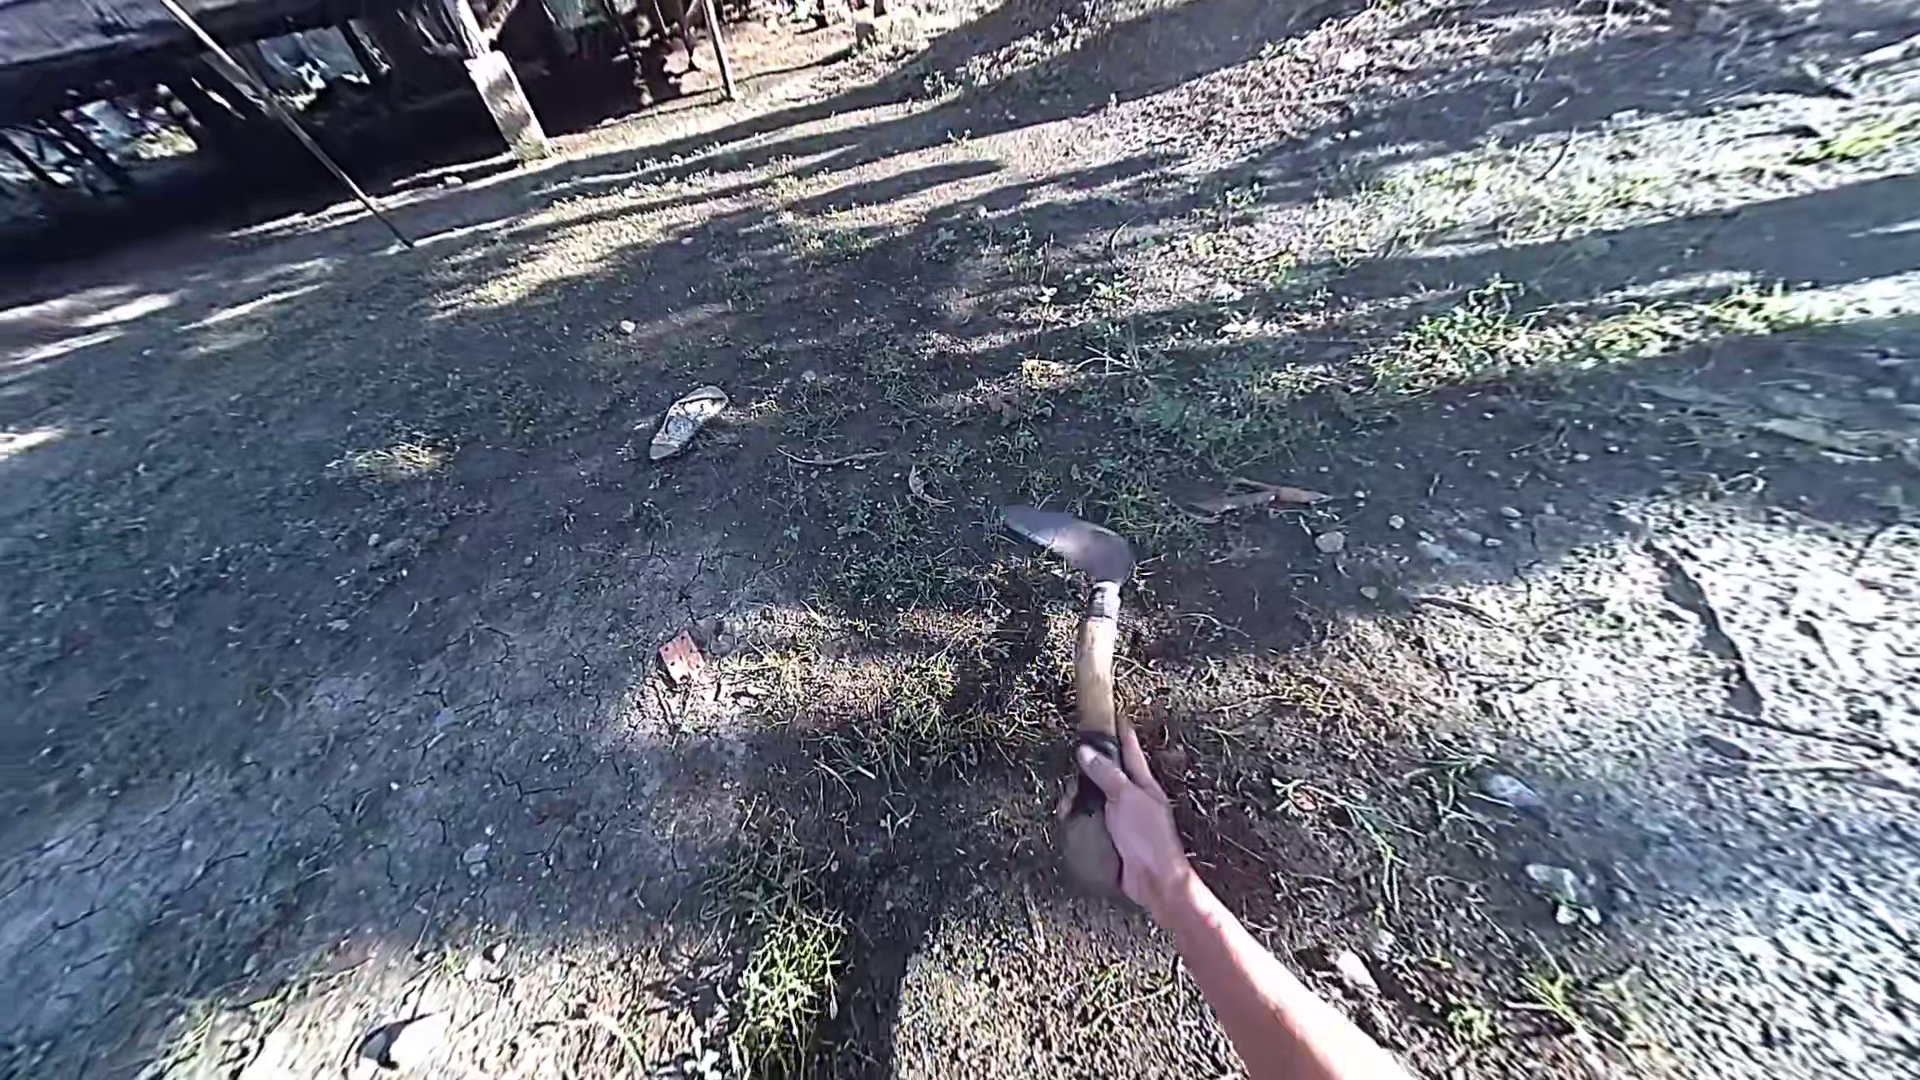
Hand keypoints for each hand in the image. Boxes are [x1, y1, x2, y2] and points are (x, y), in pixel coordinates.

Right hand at [1076, 724, 1195, 917]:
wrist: (1156, 882)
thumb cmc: (1150, 838)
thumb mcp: (1126, 797)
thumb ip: (1106, 773)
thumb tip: (1087, 752)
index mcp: (1143, 783)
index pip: (1130, 750)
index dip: (1121, 733)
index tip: (1114, 717)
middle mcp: (1134, 798)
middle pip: (1110, 773)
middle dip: (1092, 765)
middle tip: (1076, 755)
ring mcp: (1124, 818)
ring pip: (1097, 797)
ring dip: (1082, 795)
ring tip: (1067, 795)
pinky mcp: (1114, 837)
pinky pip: (1092, 820)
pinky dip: (1080, 816)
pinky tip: (1071, 816)